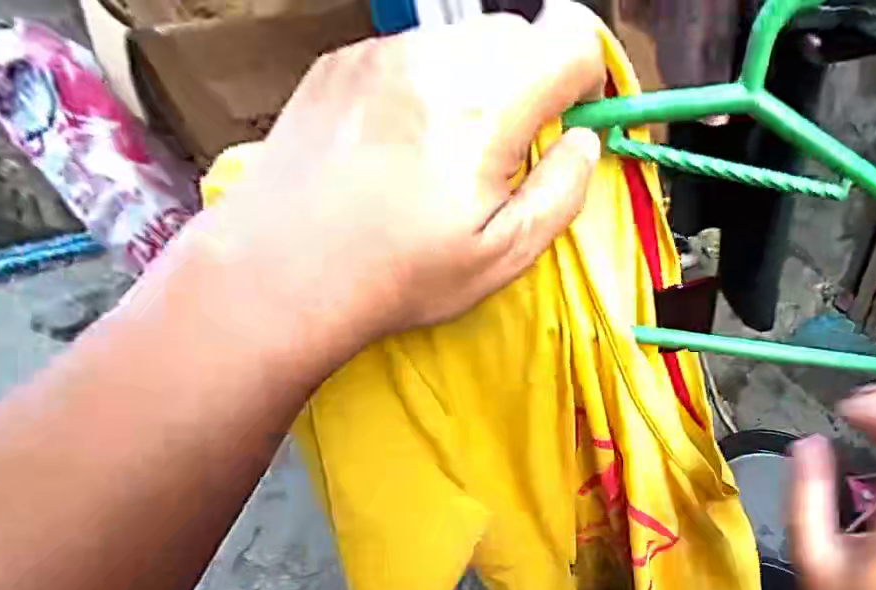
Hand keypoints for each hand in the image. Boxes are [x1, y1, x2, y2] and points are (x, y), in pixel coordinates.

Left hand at [175, 0, 606, 373]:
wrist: (289, 265)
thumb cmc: (408, 271)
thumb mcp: (507, 254)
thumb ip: (562, 193)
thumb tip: (586, 143)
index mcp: (485, 108)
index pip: (568, 35)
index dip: (586, 78)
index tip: (571, 124)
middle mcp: (434, 58)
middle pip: (518, 32)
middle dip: (535, 83)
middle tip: (512, 152)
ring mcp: (382, 52)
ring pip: (465, 41)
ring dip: (483, 85)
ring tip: (455, 155)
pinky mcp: (344, 59)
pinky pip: (415, 53)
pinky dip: (434, 87)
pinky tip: (410, 145)